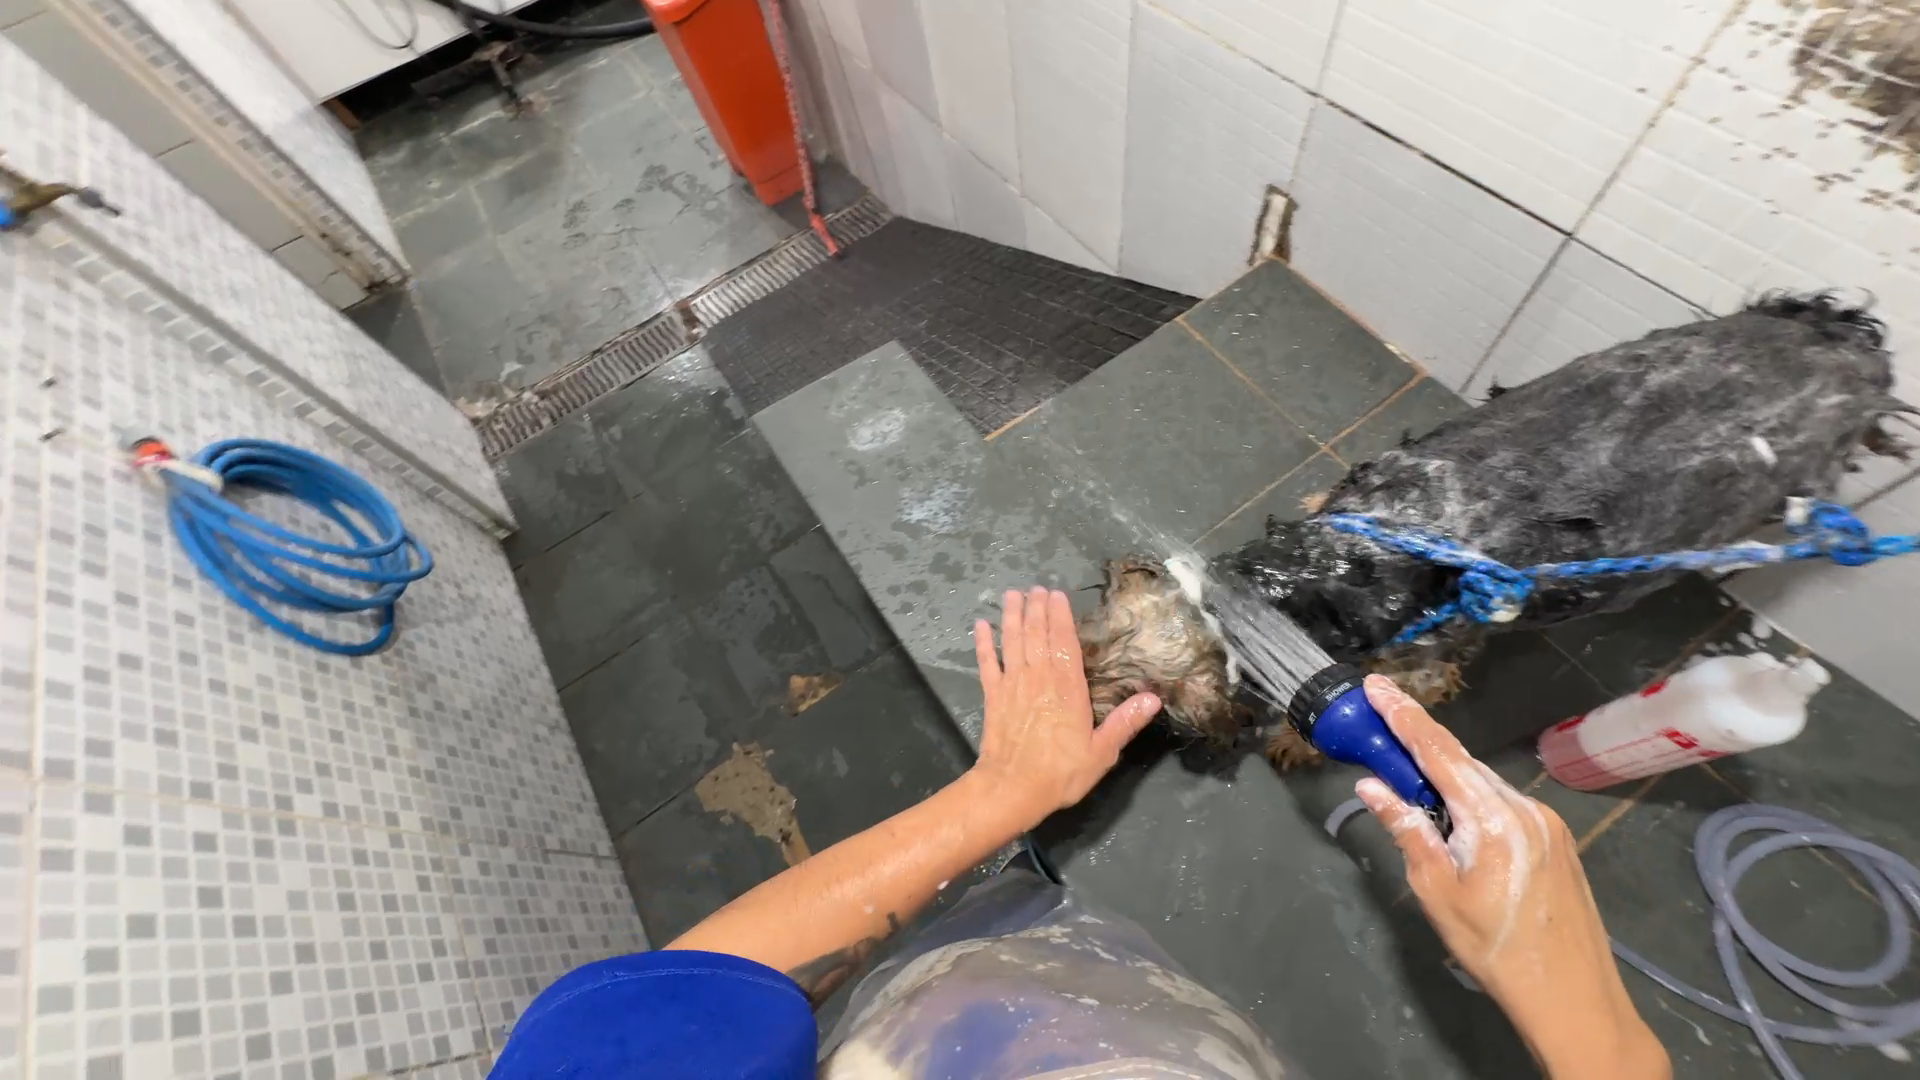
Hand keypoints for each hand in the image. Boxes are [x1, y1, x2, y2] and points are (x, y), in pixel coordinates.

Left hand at [969, 587, 1160, 823]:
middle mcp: (1039, 678)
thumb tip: (1153, 698)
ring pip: (1013, 641)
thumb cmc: (1061, 772)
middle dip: (1037, 608)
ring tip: (1013, 595)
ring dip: (1012, 616)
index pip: (1064, 642)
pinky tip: (981, 625)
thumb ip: (1125, 722)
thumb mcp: (1102, 751)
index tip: (1059, 595)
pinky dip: (984, 643)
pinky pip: (987, 663)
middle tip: (1036, 588)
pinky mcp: (993, 696)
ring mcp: (1013, 684)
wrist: (1013, 788)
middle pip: (1037, 634)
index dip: (1061, 616)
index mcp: (1068, 687)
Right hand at [1355, 676, 1668, 1079]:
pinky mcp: (1554, 840)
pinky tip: (1448, 807)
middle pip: (1459, 758)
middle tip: (1379, 711)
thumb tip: (1371, 786)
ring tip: (1405, 768)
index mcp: (1491, 816)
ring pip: (1480, 780)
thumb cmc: (1494, 947)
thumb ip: (1406, 829)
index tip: (1375, 684)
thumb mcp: (1435, 889)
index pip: (1437, 751)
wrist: (1576, 1002)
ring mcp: (1544, 823)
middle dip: (1417, 735)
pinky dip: (1465, 791)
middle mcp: (1523, 808)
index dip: (1402, 714)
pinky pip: (1499, 800)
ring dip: (1441, 768)